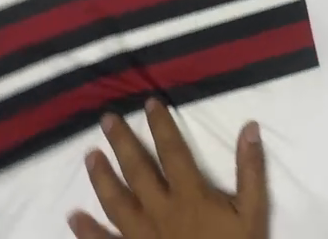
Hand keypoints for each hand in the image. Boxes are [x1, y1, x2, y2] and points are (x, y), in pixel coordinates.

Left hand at [69, 100, 267, 238]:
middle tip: (106, 119)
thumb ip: (251, 170)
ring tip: (89, 155)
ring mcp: (141, 238)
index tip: (149, 103)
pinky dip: (86, 232)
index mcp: (190, 195)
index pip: (172, 152)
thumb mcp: (253, 212)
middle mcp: (160, 211)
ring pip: (116, 203)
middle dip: (122, 142)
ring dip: (102, 178)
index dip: (161, 126)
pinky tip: (73, 217)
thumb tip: (250, 127)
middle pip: (138, 171)